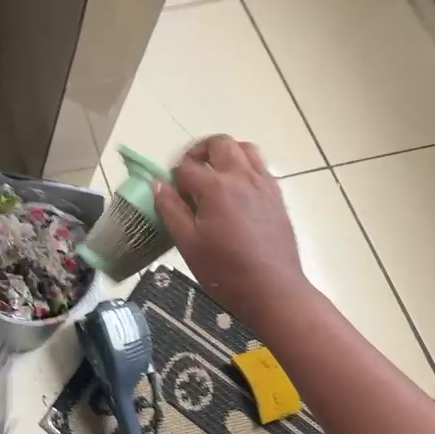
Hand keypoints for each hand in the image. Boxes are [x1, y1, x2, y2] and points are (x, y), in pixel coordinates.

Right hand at [153, 136, 314, 318]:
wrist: (274, 291)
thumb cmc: (225, 270)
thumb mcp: (187, 243)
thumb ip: (170, 209)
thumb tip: (158, 184)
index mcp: (216, 188)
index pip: (186, 167)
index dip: (174, 179)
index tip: (171, 197)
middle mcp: (242, 177)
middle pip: (219, 143)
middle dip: (199, 152)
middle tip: (189, 174)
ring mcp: (263, 184)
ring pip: (245, 148)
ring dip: (225, 154)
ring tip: (215, 175)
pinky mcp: (276, 195)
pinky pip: (260, 166)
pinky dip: (244, 167)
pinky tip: (236, 192)